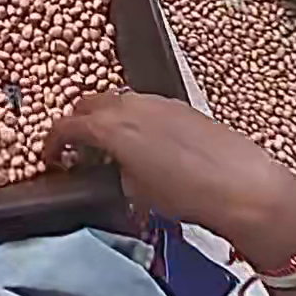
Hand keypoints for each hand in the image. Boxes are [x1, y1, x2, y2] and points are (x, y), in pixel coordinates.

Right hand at [41, 93, 295, 268]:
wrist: (244, 187)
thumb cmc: (185, 195)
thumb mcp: (137, 190)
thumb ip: (115, 169)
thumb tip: (116, 165)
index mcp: (110, 126)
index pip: (66, 126)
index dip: (52, 142)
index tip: (50, 157)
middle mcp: (128, 105)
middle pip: (87, 105)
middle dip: (77, 124)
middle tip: (78, 149)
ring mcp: (155, 101)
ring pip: (116, 101)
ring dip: (105, 119)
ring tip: (111, 146)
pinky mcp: (179, 105)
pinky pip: (142, 106)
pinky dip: (132, 119)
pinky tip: (146, 143)